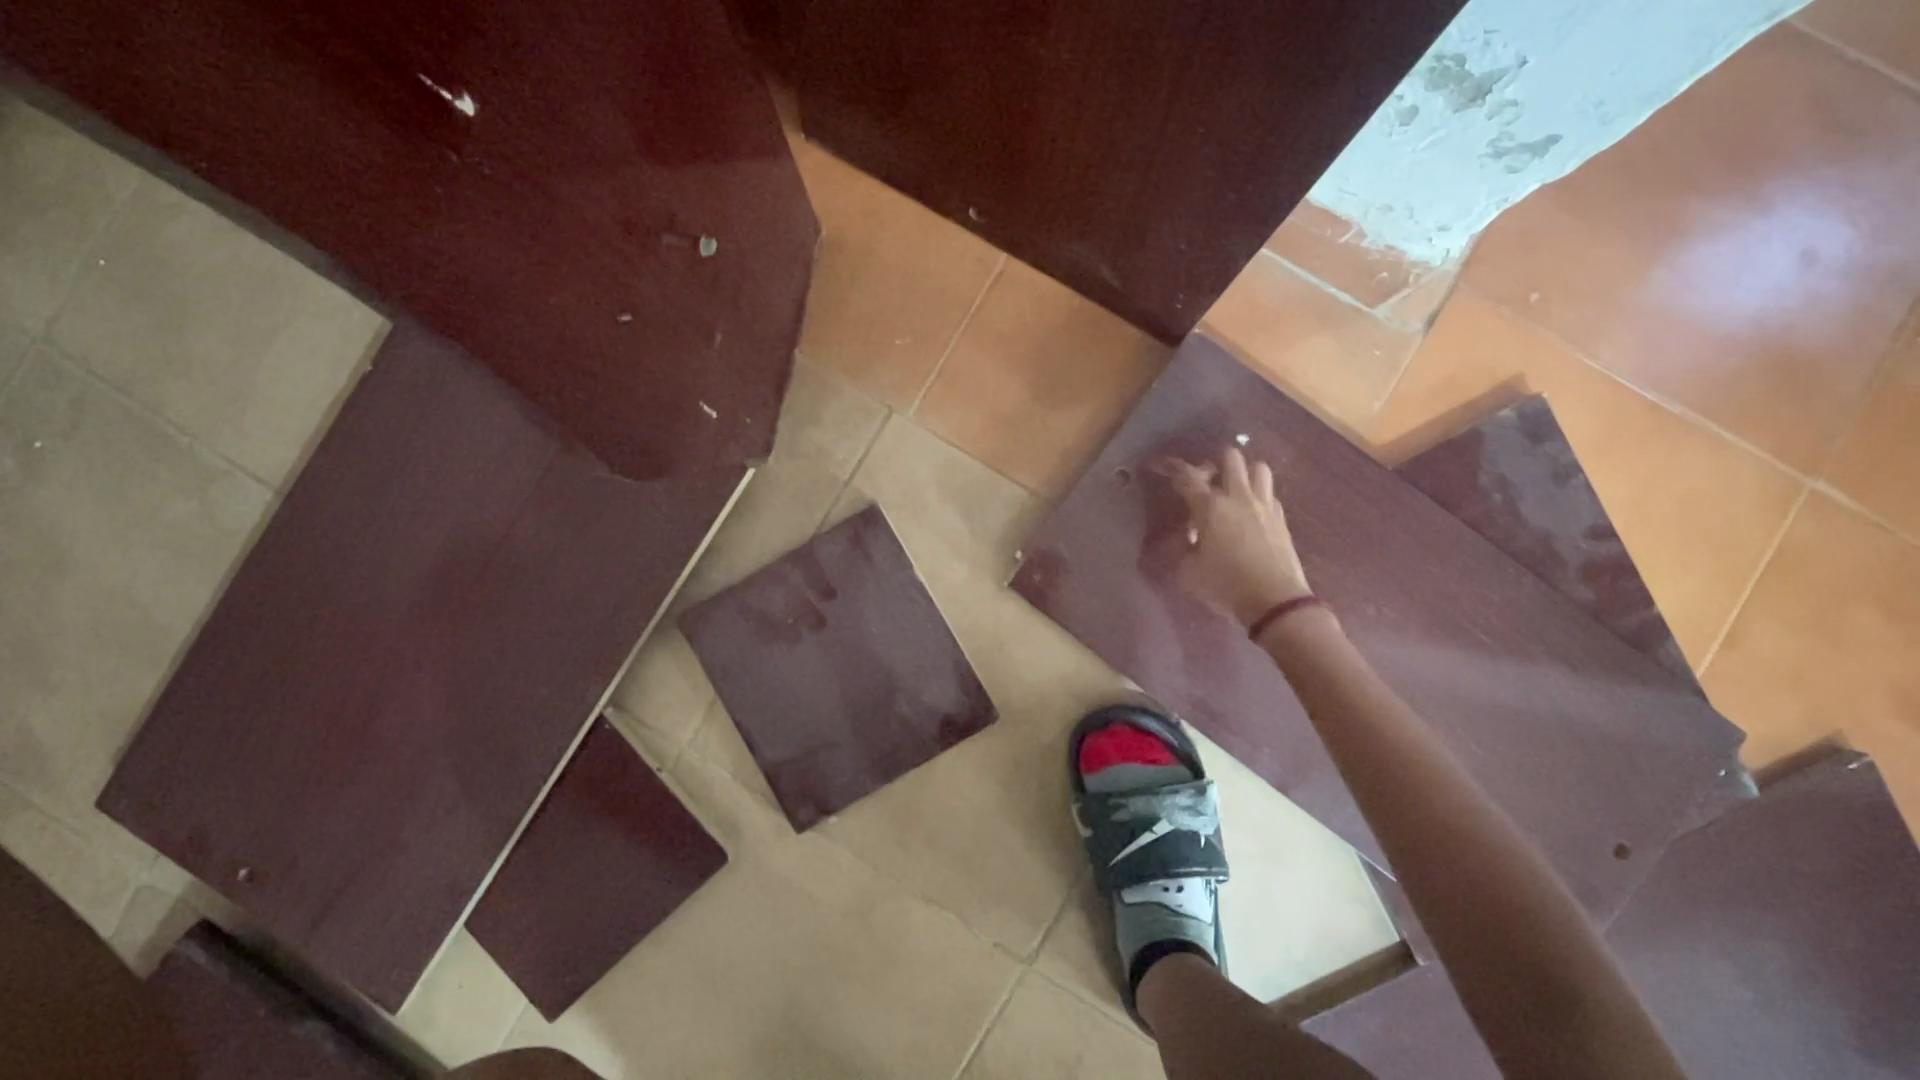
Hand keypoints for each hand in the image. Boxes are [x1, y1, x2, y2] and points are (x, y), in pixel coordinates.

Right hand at [1156, 448, 1310, 625]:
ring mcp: (1264, 506)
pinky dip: (1259, 497)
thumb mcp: (1190, 573)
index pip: (1187, 476)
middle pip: (1231, 458)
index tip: (1160, 465)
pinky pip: (1270, 494)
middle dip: (1216, 464)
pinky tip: (1251, 514)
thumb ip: (1184, 550)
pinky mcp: (1281, 519)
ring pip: (1258, 468)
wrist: (1274, 601)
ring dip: (1244, 474)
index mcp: (1210, 507)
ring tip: (1235, 491)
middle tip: (1207, 483)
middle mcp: (1238, 498)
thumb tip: (1189, 540)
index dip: (1172, 467)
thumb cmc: (1225, 585)